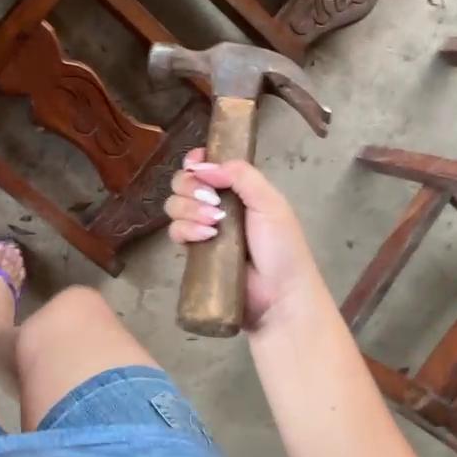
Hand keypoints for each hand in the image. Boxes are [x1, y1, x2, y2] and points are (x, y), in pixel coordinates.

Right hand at [164, 150, 333, 334]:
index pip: (207, 165)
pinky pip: (175, 232)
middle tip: (210, 199)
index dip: (196, 161)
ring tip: (214, 223)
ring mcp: (203, 228)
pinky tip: (206, 237)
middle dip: (190, 186)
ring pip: (175, 205)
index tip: (195, 163)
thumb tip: (201, 164)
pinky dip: (186, 230)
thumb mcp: (270, 202)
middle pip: (183, 182)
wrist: (279, 295)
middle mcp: (217, 204)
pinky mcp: (193, 252)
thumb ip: (241, 175)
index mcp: (237, 189)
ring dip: (189, 209)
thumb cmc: (281, 246)